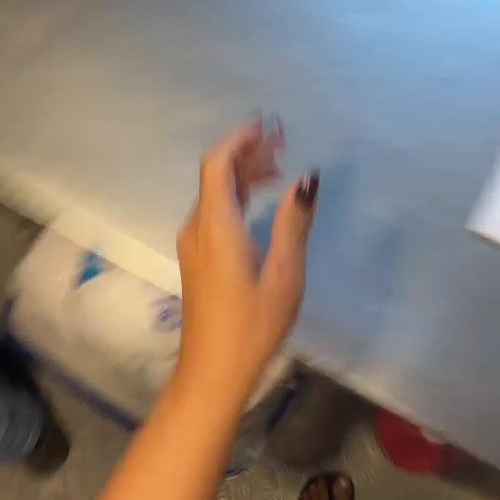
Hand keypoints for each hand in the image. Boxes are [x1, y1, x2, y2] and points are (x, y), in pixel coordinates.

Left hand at [174, 122, 317, 402]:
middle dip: (248, 152)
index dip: (240, 138)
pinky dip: (238, 194)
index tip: (269, 126)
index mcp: (217, 226)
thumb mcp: (284, 276)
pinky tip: (263, 199)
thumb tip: (305, 181)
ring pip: (215, 191)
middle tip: (284, 144)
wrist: (211, 373)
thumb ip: (293, 224)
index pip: (217, 163)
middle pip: (216, 173)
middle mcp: (198, 227)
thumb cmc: (252, 326)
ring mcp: (194, 243)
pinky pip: (215, 210)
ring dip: (244, 173)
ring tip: (280, 168)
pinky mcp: (198, 256)